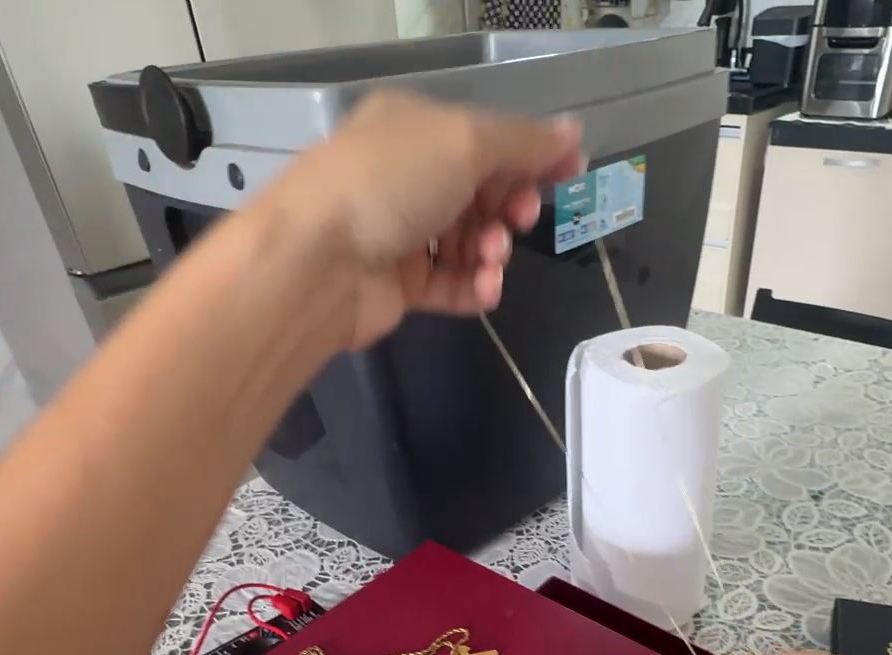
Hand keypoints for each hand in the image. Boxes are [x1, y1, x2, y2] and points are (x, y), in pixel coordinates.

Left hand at [265, 92, 583, 348]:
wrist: (318, 261)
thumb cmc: (390, 184)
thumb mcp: (464, 142)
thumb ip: (523, 142)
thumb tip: (572, 134)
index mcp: (415, 127)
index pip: (486, 138)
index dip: (532, 155)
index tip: (571, 173)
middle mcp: (406, 177)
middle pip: (480, 192)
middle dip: (509, 205)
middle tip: (520, 218)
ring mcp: (401, 233)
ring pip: (468, 242)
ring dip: (491, 251)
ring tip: (492, 257)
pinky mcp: (399, 284)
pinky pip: (450, 285)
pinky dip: (474, 288)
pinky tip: (487, 290)